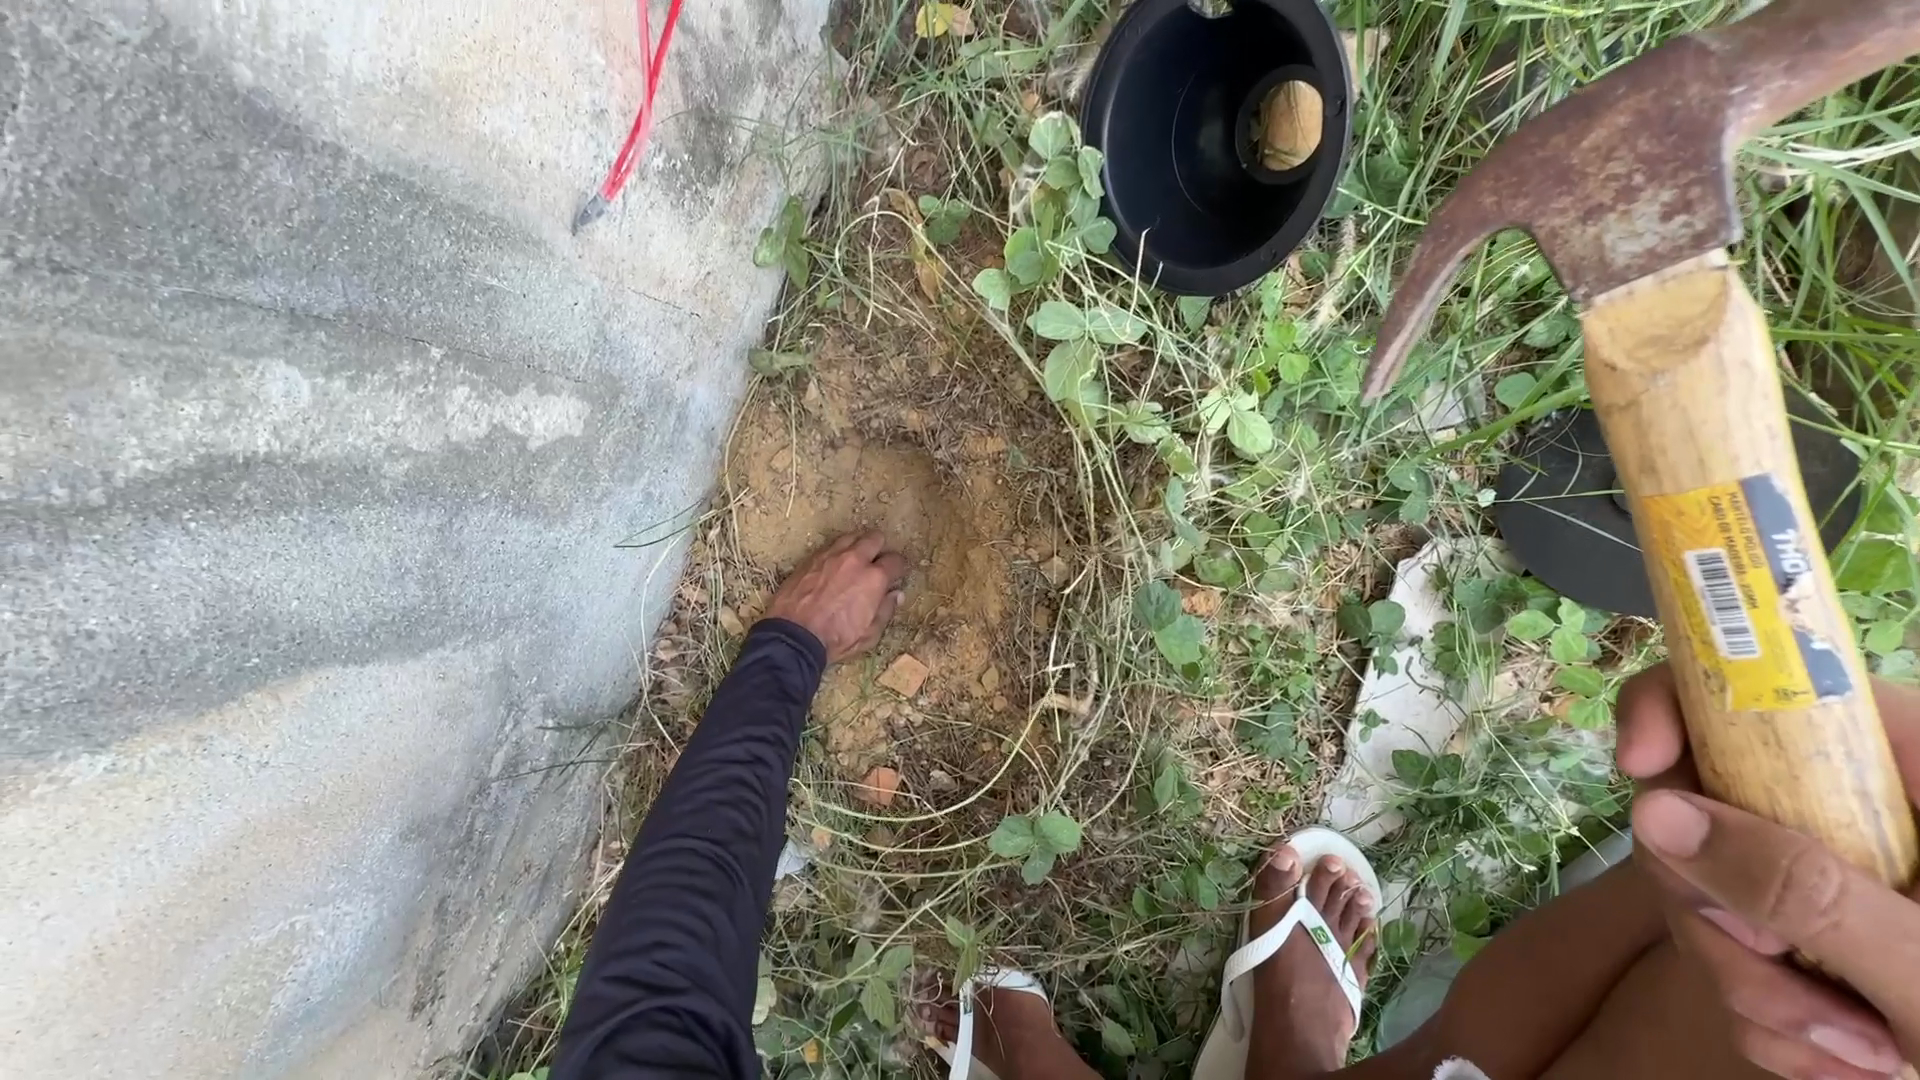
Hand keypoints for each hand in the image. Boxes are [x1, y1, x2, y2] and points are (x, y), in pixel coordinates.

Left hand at [763, 531, 908, 664]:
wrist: (793, 636)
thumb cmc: (835, 639)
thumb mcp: (869, 634)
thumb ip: (885, 611)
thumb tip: (896, 595)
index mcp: (874, 578)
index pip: (895, 561)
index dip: (898, 569)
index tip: (895, 575)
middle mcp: (855, 560)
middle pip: (874, 538)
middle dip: (880, 548)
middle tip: (876, 562)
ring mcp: (830, 556)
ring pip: (851, 536)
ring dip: (857, 545)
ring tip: (855, 559)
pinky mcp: (810, 559)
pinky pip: (830, 546)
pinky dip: (837, 552)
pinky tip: (834, 565)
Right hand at [1617, 665, 1919, 1078]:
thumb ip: (1809, 893)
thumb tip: (1651, 810)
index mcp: (1915, 783)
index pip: (1767, 692)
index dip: (1680, 706)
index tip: (1639, 762)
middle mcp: (1856, 817)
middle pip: (1703, 800)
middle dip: (1713, 895)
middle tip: (1767, 959)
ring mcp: (1827, 875)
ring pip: (1703, 881)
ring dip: (1742, 974)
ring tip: (1846, 1050)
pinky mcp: (1809, 932)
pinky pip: (1726, 944)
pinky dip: (1763, 1011)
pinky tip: (1834, 1057)